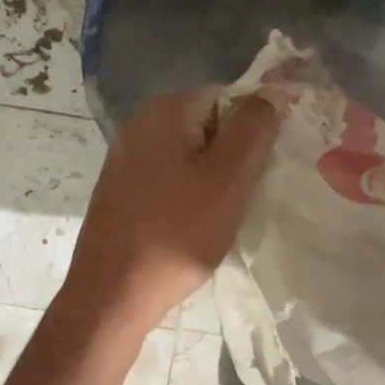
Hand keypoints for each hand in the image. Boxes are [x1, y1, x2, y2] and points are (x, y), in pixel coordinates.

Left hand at [62, 88, 282, 329]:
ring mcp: (125, 157)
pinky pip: (168, 179)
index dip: (252, 130)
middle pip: (208, 125)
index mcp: (165, 109)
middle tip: (243, 196)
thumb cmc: (178, 231)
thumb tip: (271, 90)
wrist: (113, 293)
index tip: (261, 170)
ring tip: (220, 215)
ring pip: (189, 155)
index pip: (228, 98)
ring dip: (212, 180)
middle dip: (232, 156)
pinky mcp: (121, 189)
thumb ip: (254, 126)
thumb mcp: (230, 176)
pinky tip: (192, 226)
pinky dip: (187, 196)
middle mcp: (140, 123)